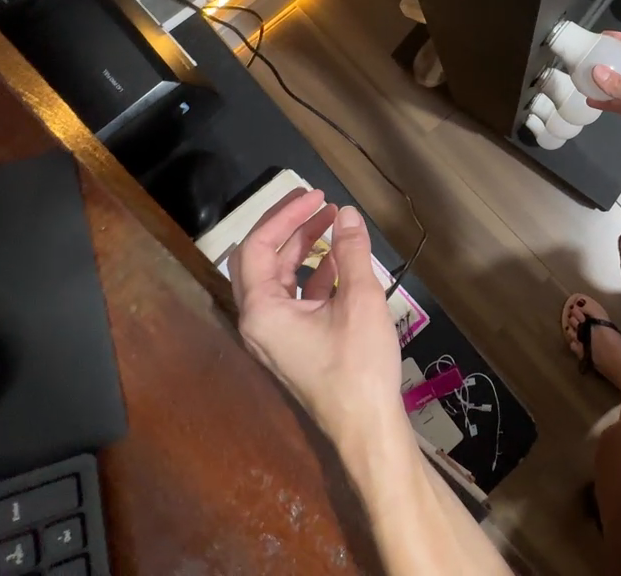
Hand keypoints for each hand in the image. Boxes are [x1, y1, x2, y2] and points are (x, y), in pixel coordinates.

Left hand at [231, 190, 404, 444]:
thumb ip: (352, 252)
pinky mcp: (294, 344)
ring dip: (303, 248)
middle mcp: (258, 321)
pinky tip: (342, 261)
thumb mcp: (360, 299)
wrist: (365, 424)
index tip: (316, 196)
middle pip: (261, 261)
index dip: (284, 216)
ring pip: (279, 279)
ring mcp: (275, 336)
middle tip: (321, 202)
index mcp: (262, 311)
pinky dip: (315, 273)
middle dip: (290, 227)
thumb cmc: (358, 363)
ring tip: (334, 223)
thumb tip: (347, 214)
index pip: (256, 248)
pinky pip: (295, 298)